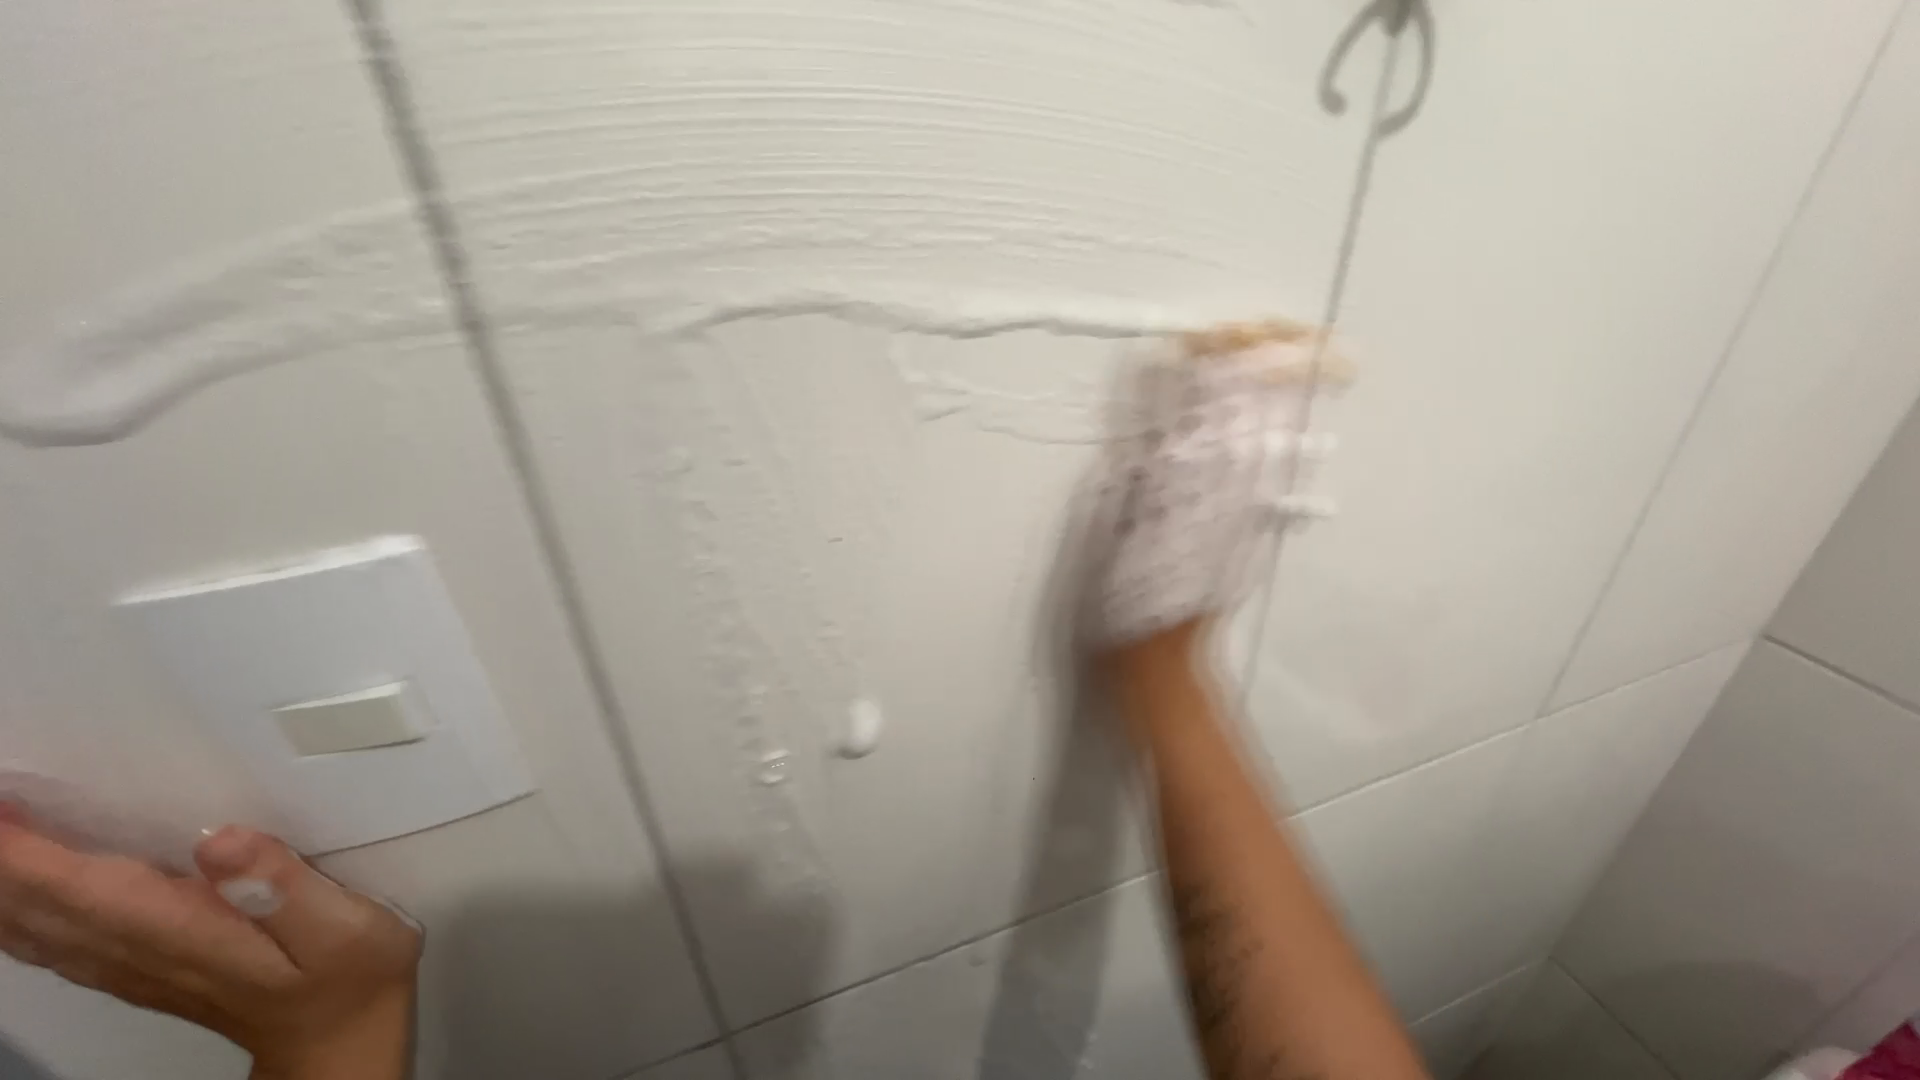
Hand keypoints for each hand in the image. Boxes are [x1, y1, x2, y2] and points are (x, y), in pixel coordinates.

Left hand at [0, 812, 420, 1078]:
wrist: (340, 1035)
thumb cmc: (352, 971)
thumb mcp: (338, 924)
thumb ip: (282, 885)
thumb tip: (220, 840)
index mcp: (186, 931)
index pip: (81, 888)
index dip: (27, 850)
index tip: (2, 800)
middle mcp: (142, 951)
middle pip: (41, 907)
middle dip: (3, 858)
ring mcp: (135, 967)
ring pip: (35, 928)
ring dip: (5, 884)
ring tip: (0, 831)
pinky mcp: (143, 970)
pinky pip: (57, 941)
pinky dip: (24, 912)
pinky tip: (22, 894)